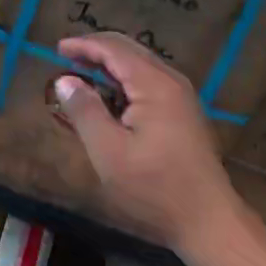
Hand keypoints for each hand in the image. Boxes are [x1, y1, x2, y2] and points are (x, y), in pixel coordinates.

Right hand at [51, 32, 247, 255]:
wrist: (208, 220)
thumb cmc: (154, 187)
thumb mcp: (109, 152)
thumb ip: (85, 111)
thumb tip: (64, 80)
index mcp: (154, 84)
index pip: (114, 49)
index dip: (84, 45)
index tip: (58, 49)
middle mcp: (171, 81)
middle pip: (130, 50)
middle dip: (97, 49)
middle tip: (68, 57)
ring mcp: (182, 96)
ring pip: (141, 64)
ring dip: (111, 64)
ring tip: (84, 73)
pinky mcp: (184, 112)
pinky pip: (150, 80)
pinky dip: (125, 79)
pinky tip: (111, 96)